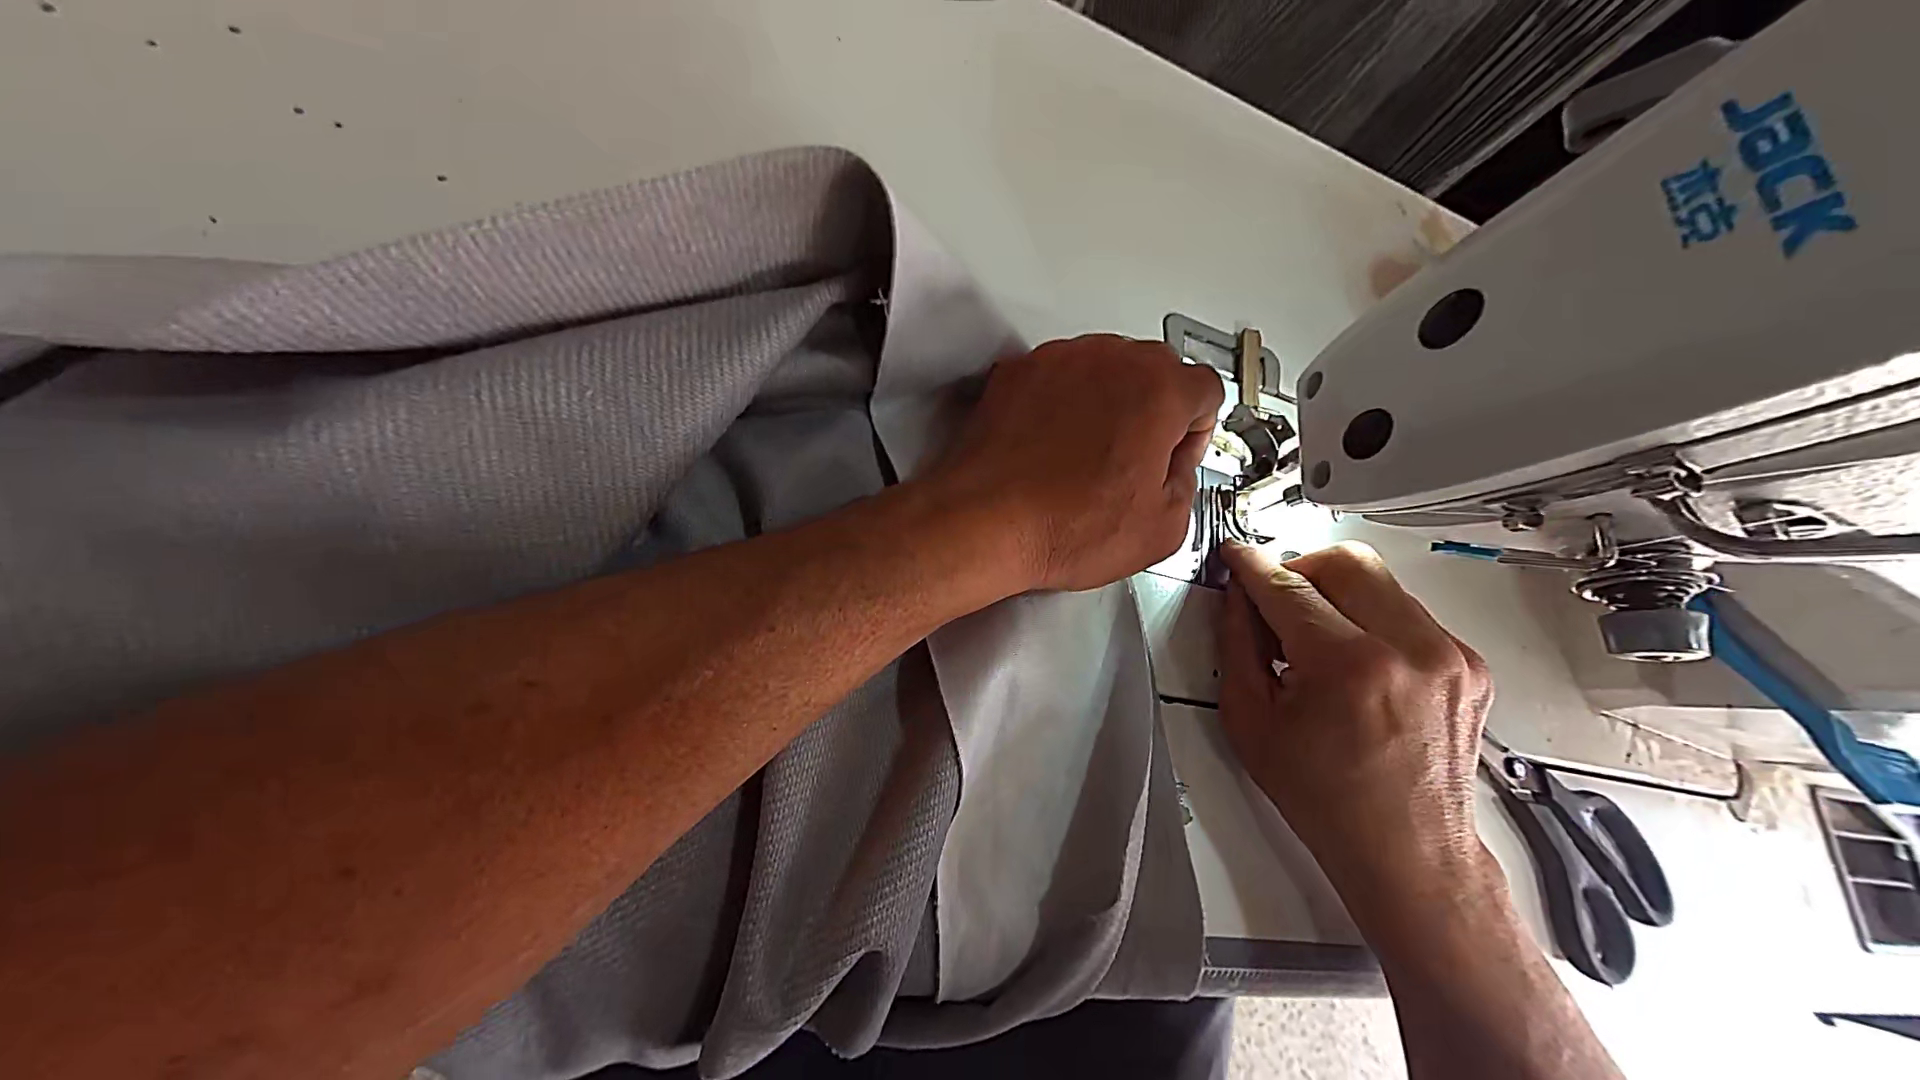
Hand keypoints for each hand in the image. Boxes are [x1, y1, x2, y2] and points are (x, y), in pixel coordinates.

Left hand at [925, 334, 1223, 592]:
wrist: (984, 522)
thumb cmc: (1059, 525)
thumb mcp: (1163, 527)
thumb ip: (1187, 481)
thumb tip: (1175, 470)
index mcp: (1159, 390)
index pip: (1205, 389)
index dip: (1195, 429)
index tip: (1176, 453)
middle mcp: (1110, 361)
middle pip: (1154, 372)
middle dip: (1152, 412)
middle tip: (1133, 460)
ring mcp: (1059, 361)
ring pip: (1103, 371)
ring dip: (1104, 405)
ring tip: (1085, 459)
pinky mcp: (1018, 373)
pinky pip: (1056, 379)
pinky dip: (1060, 405)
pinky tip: (1052, 448)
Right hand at [1215, 540, 1493, 902]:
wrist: (1405, 848)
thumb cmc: (1331, 801)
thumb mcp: (1250, 721)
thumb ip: (1236, 645)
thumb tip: (1238, 600)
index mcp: (1349, 668)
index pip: (1287, 585)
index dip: (1251, 566)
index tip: (1238, 556)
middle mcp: (1410, 651)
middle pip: (1344, 560)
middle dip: (1298, 567)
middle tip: (1276, 597)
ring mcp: (1447, 656)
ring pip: (1378, 578)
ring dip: (1334, 593)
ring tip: (1314, 640)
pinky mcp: (1466, 662)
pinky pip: (1406, 609)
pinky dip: (1369, 618)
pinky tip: (1350, 659)